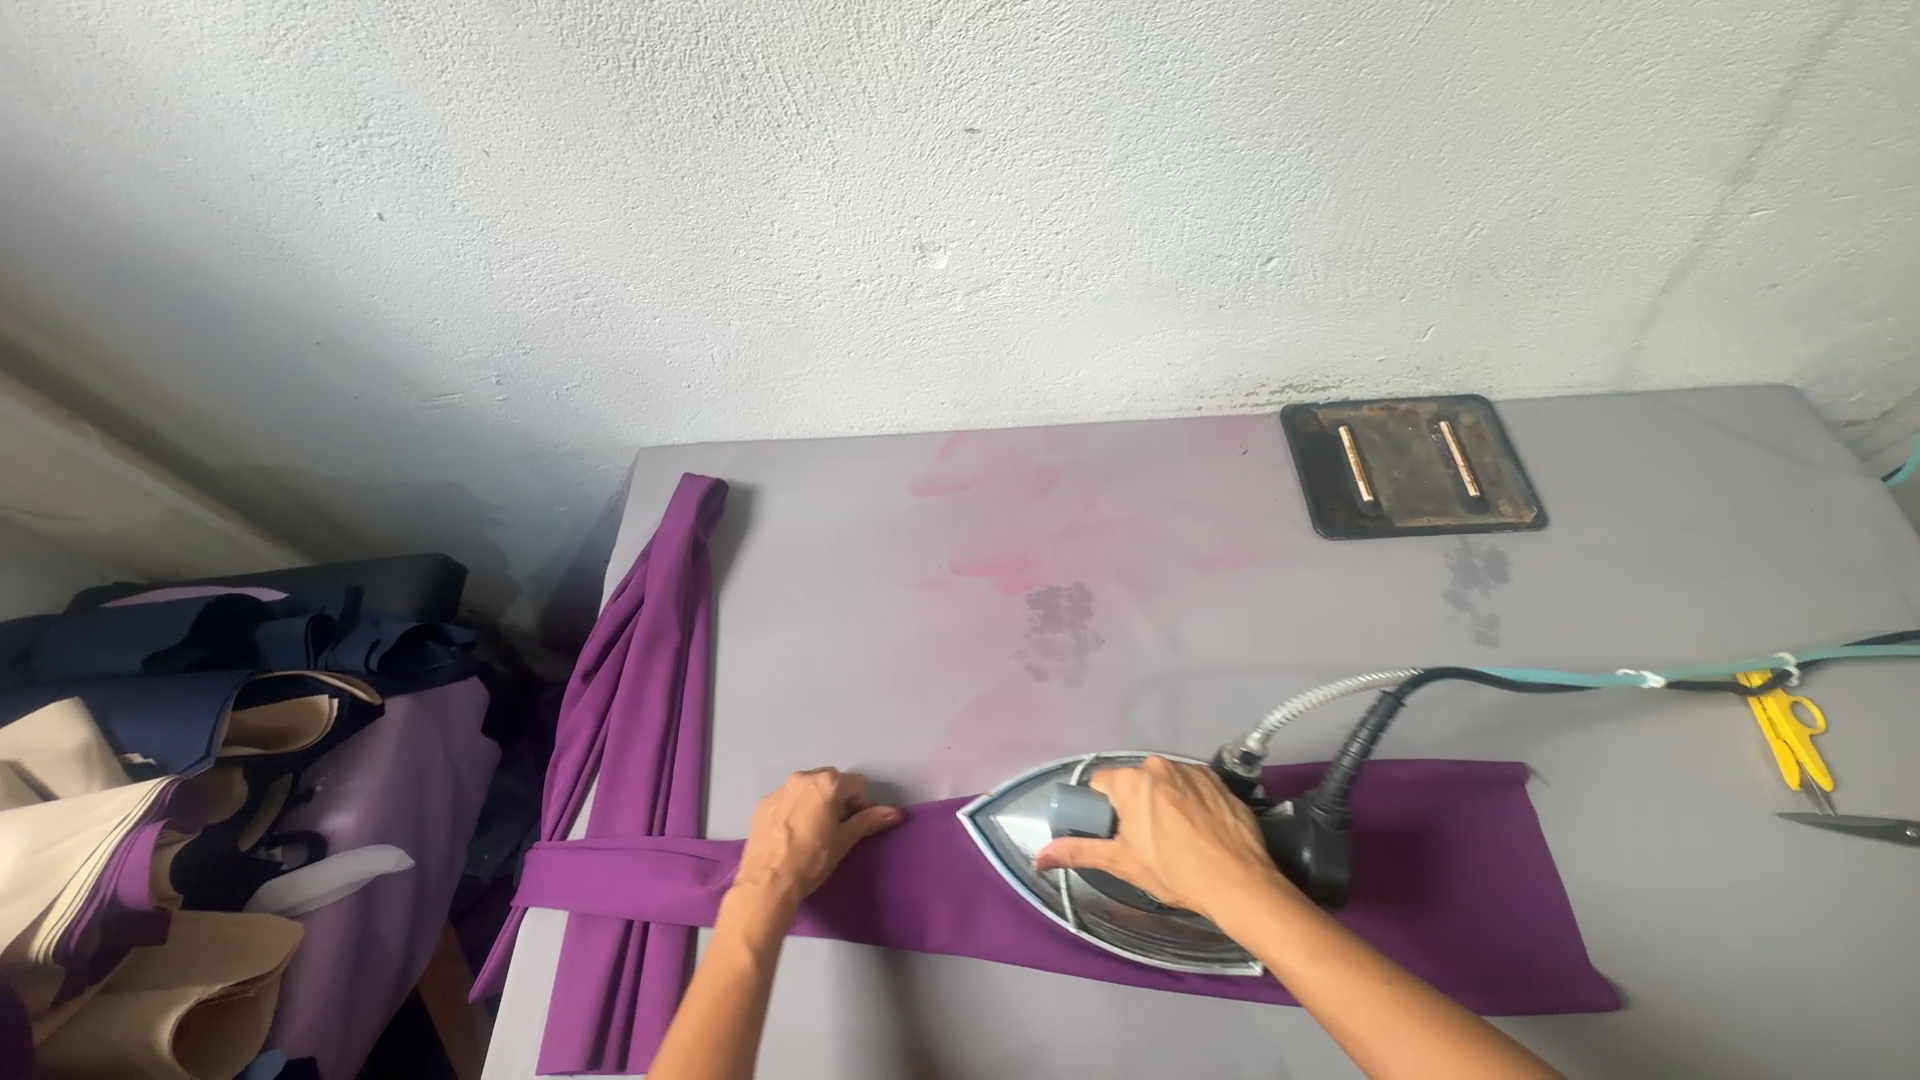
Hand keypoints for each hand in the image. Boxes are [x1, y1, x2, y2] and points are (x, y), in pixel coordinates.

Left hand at [731, 768, 900, 910]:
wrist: (768, 882)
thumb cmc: (812, 859)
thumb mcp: (845, 840)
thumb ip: (870, 820)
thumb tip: (896, 812)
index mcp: (827, 782)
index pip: (856, 784)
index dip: (860, 805)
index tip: (852, 826)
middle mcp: (803, 777)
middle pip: (831, 781)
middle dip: (838, 800)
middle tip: (834, 829)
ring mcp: (780, 789)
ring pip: (807, 789)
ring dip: (815, 802)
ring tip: (811, 832)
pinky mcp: (763, 803)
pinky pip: (787, 799)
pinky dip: (794, 809)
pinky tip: (791, 834)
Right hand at [1034, 756, 1294, 921]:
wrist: (1239, 882)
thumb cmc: (1174, 872)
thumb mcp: (1122, 863)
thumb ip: (1079, 852)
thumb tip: (1039, 857)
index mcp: (1131, 782)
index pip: (1101, 784)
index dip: (1103, 809)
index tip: (1116, 833)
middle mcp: (1159, 766)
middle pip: (1133, 782)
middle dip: (1135, 806)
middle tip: (1146, 841)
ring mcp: (1191, 769)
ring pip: (1163, 782)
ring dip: (1163, 801)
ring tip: (1178, 837)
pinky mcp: (1217, 779)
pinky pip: (1191, 784)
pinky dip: (1190, 801)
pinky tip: (1199, 829)